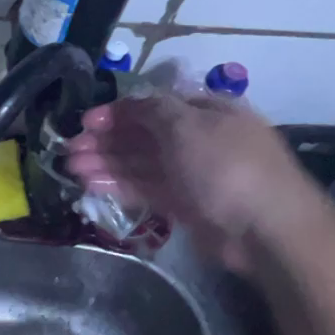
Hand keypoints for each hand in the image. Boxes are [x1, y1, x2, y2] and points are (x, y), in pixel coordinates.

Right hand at [63, 93, 326, 271]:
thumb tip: (129, 106)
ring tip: (71, 169)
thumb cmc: (226, 166)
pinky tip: (91, 185)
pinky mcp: (185, 206)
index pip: (153, 107)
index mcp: (205, 113)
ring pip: (139, 164)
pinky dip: (118, 185)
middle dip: (104, 140)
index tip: (85, 122)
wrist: (265, 228)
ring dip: (105, 163)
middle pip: (142, 136)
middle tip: (69, 150)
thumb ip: (152, 111)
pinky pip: (145, 189)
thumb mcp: (187, 125)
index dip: (117, 112)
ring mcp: (191, 175)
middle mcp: (197, 140)